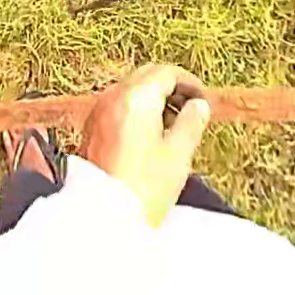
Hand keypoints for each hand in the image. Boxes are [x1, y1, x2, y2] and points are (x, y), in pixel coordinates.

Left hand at [79, 63, 211, 225]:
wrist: (102, 222)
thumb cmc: (144, 189)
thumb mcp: (178, 156)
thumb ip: (191, 123)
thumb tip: (199, 106)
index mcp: (137, 97)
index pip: (167, 72)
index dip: (190, 83)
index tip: (203, 101)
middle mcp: (114, 96)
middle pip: (147, 76)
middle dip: (171, 87)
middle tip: (191, 109)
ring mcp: (99, 111)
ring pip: (131, 89)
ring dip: (153, 97)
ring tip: (173, 125)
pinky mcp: (91, 128)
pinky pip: (118, 105)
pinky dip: (136, 109)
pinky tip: (149, 135)